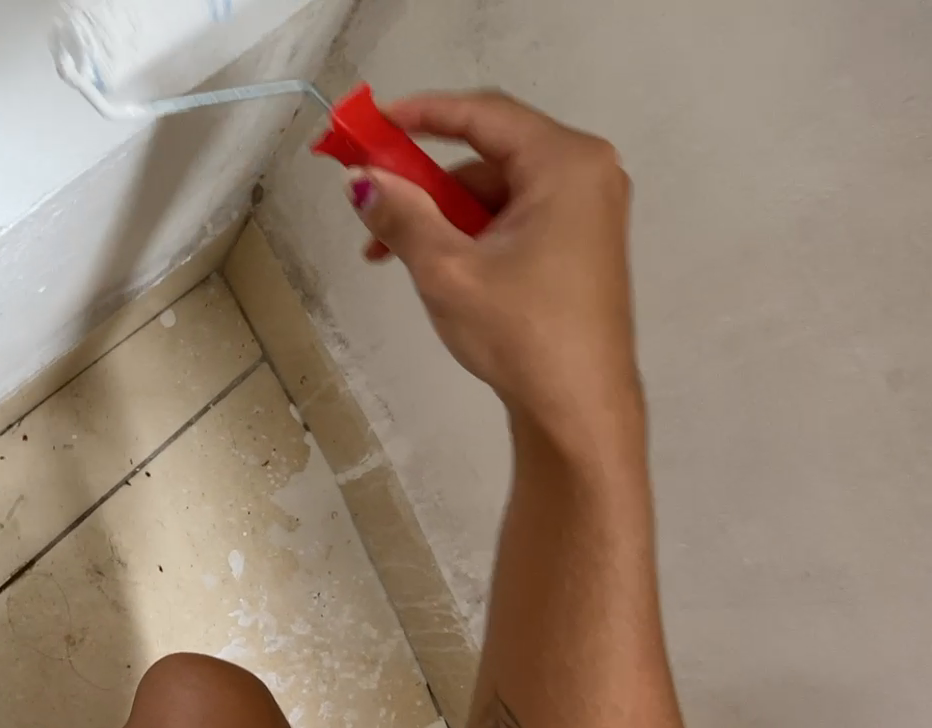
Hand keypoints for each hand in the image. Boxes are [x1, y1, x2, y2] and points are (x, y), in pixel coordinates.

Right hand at [348, 90, 641, 454]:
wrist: (574, 400)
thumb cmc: (516, 329)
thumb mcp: (446, 270)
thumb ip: (401, 217)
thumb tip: (359, 182)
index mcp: (563, 164)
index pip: (481, 115)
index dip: (418, 114)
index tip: (366, 125)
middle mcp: (581, 173)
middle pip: (483, 157)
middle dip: (420, 182)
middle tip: (367, 208)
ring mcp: (580, 209)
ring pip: (488, 194)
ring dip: (434, 217)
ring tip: (388, 258)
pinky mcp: (570, 243)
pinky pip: (504, 220)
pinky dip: (460, 235)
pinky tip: (429, 266)